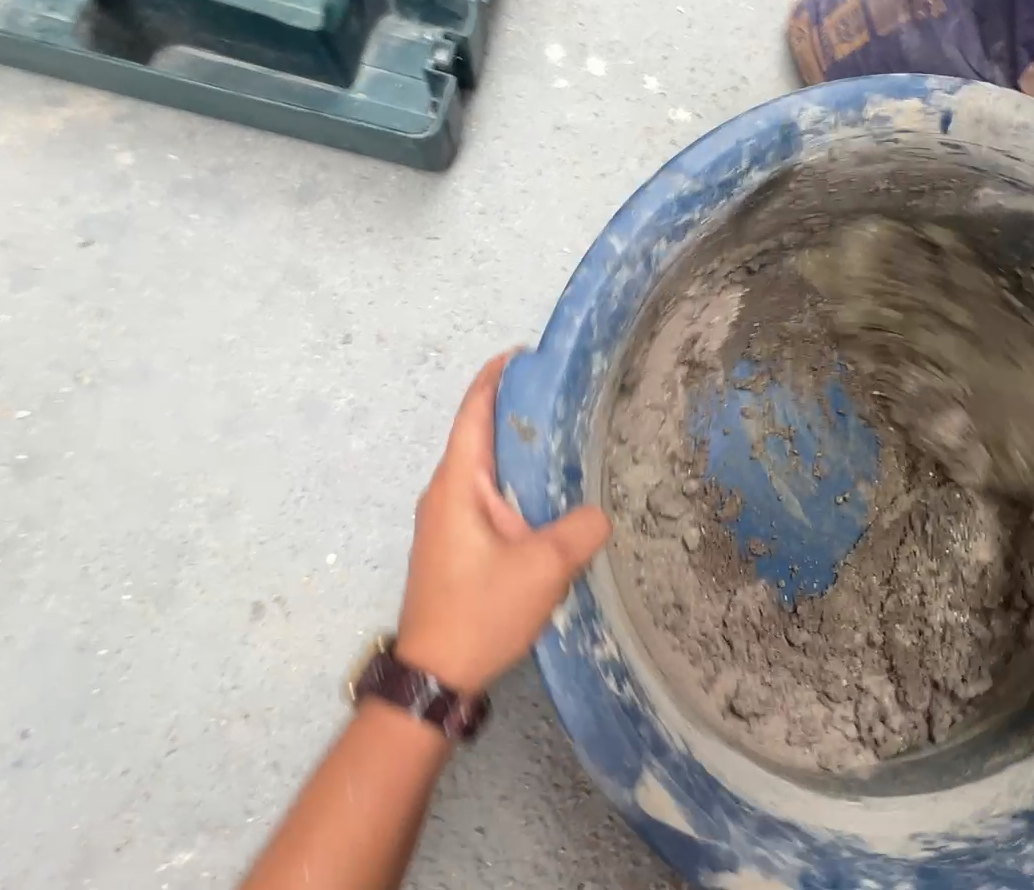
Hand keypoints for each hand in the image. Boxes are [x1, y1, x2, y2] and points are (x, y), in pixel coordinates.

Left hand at [394, 352, 610, 692]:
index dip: (496, 378)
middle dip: (520, 412)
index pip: (474, 412)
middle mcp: (447, 493)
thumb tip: (599, 514)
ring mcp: (449, 521)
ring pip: (490, 470)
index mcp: (458, 483)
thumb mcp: (544, 567)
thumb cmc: (481, 611)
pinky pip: (492, 499)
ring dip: (523, 452)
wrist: (434, 677)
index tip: (528, 355)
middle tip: (571, 398)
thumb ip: (581, 529)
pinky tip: (554, 496)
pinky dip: (521, 485)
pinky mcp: (458, 546)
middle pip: (482, 436)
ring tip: (571, 441)